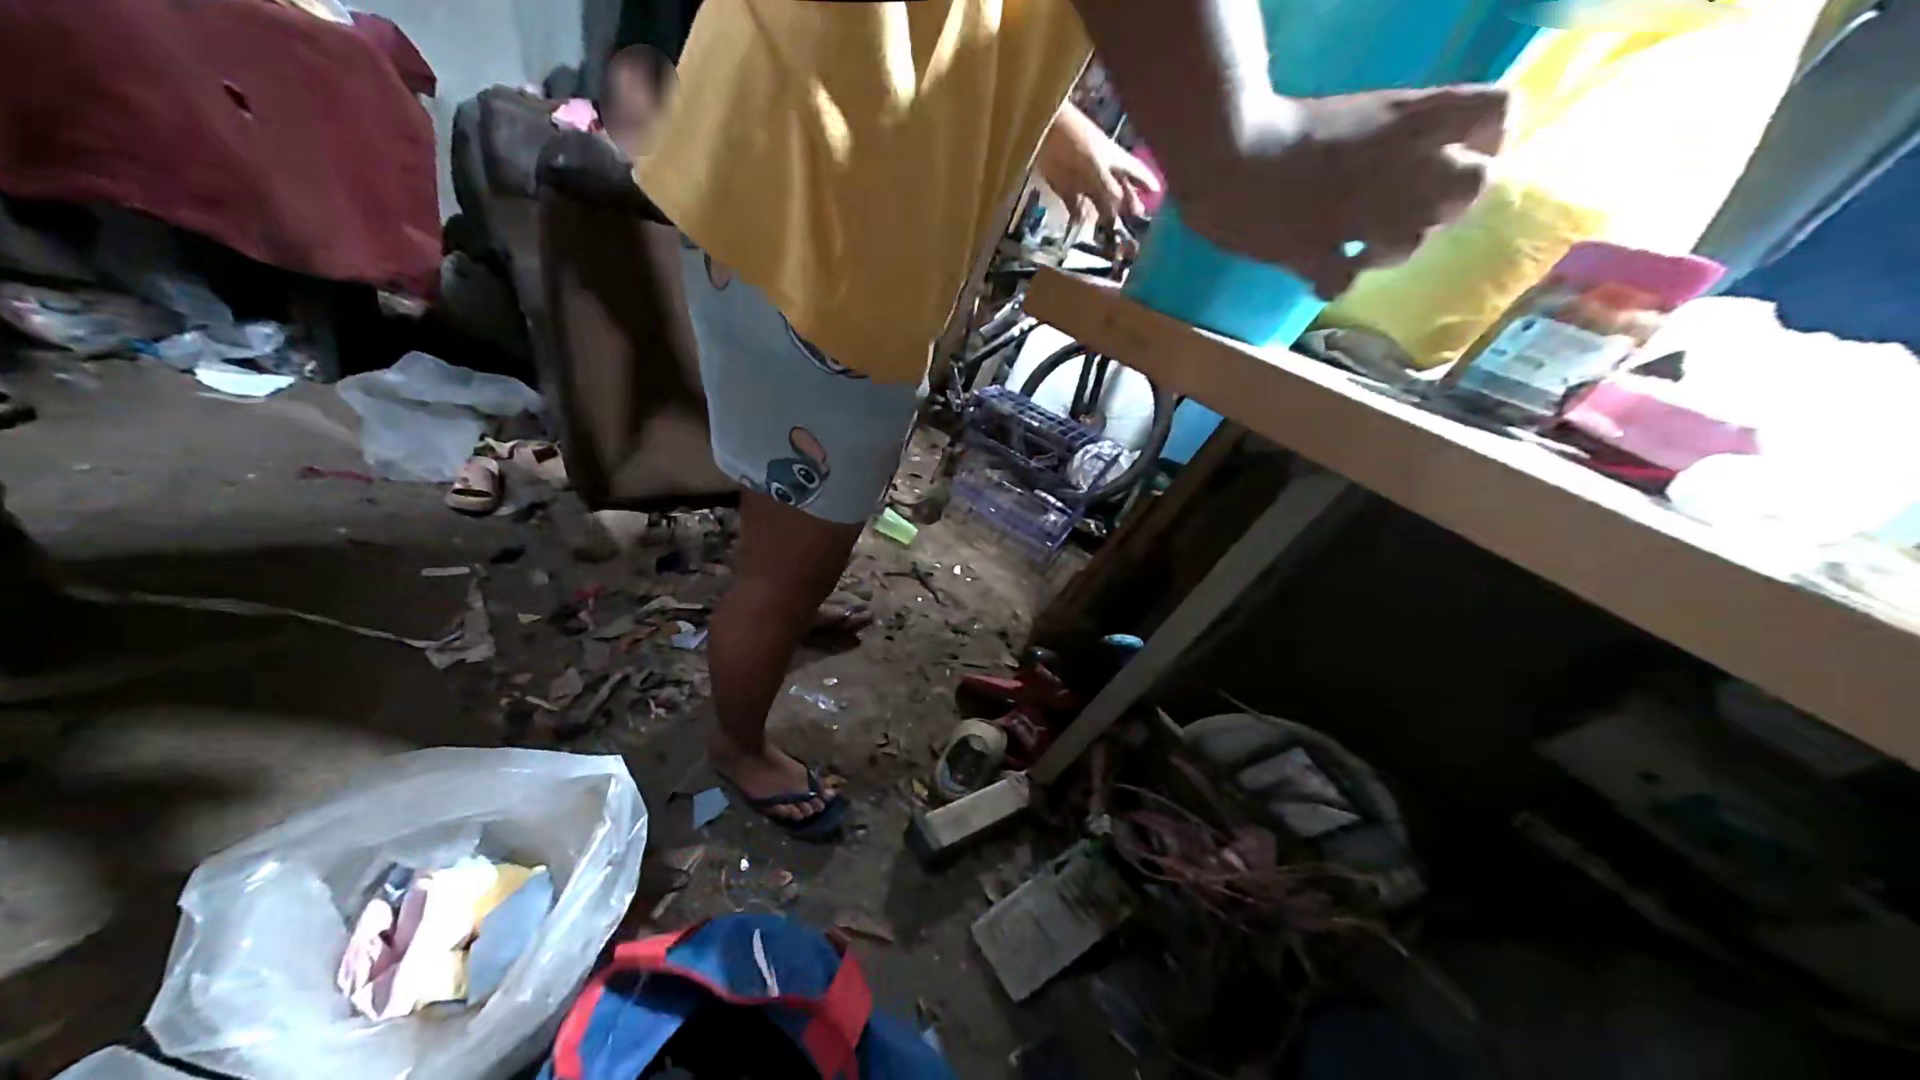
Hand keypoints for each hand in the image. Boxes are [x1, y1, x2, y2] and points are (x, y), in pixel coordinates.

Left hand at [1035, 103, 1161, 238]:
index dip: (1147, 181)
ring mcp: (1084, 181)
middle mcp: (1103, 173)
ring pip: (1098, 204)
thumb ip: (1108, 190)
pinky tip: (1082, 233)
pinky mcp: (1066, 188)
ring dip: (1103, 219)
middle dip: (1126, 209)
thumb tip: (1118, 214)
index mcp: (1116, 161)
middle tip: (1133, 228)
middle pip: (1118, 194)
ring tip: (1110, 238)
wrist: (1045, 131)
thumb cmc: (1077, 141)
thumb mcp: (1097, 166)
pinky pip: (1075, 208)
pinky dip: (1079, 220)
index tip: (1158, 192)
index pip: (1136, 172)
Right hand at [1174, 84, 1506, 297]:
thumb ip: (1393, 135)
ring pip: (1412, 244)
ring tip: (1358, 246)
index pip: (1498, 113)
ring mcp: (1360, 216)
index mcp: (1410, 118)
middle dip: (1444, 205)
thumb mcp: (1356, 114)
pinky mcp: (1317, 253)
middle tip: (1406, 211)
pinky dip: (1332, 280)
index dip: (1486, 141)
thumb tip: (1408, 161)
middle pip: (1471, 187)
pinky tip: (1317, 271)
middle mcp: (1400, 167)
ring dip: (1388, 249)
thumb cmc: (1277, 126)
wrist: (1224, 156)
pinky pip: (1342, 280)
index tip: (1455, 155)